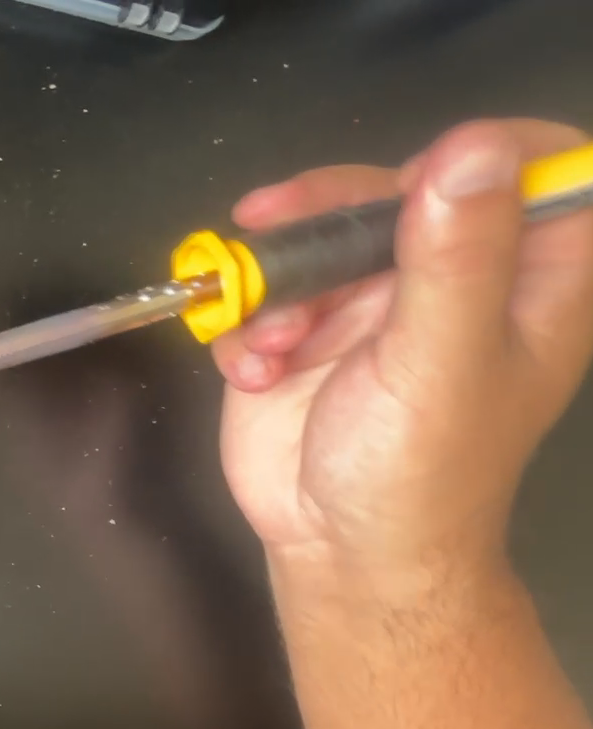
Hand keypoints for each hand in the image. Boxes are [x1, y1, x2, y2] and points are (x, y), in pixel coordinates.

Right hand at [213, 120, 592, 589]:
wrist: (334, 540)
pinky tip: (252, 372)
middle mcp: (435, 284)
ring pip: (305, 252)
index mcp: (517, 277)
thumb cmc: (417, 463)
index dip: (475, 156)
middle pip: (384, 201)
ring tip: (268, 344)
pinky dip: (241, 334)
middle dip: (319, 216)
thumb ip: (453, 259)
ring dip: (269, 290)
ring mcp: (356, 315)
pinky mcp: (291, 345)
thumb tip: (468, 150)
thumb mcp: (442, 359)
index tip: (409, 179)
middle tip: (264, 221)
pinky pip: (256, 307)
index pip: (526, 172)